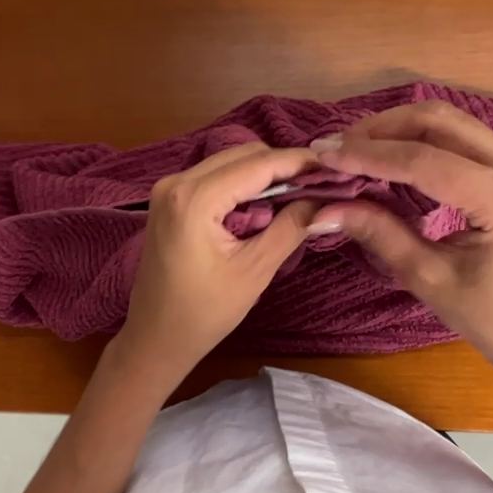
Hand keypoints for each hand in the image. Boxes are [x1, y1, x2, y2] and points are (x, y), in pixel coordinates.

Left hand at [117, 143, 318, 378]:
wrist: (156, 337)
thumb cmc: (203, 313)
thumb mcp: (255, 271)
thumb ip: (290, 227)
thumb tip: (323, 198)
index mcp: (194, 198)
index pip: (258, 164)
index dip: (300, 163)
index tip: (337, 169)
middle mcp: (176, 182)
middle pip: (243, 155)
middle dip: (283, 167)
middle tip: (321, 185)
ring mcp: (169, 188)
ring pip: (229, 163)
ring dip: (264, 175)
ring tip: (300, 195)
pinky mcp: (169, 200)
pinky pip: (215, 178)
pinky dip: (243, 185)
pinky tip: (267, 204)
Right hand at [309, 100, 492, 381]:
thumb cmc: (488, 316)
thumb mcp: (426, 277)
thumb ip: (378, 233)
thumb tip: (323, 210)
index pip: (424, 161)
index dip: (369, 155)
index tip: (324, 156)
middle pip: (439, 122)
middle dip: (380, 129)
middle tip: (334, 148)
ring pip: (450, 122)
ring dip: (398, 129)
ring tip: (353, 148)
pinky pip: (461, 136)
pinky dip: (419, 140)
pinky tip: (388, 156)